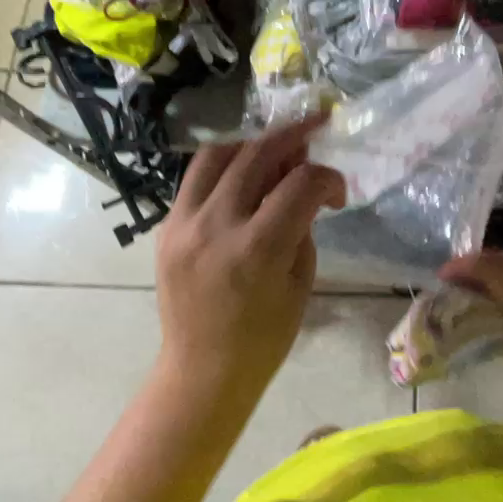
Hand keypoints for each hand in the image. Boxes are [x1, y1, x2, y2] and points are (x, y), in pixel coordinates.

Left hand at [156, 116, 345, 396]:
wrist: (203, 370)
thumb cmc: (265, 336)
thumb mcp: (300, 280)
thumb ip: (301, 224)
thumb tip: (301, 180)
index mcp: (258, 248)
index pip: (301, 182)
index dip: (328, 177)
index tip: (336, 193)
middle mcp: (217, 226)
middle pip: (258, 154)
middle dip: (293, 136)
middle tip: (314, 130)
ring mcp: (184, 224)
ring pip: (218, 154)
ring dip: (252, 144)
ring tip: (274, 149)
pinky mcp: (166, 228)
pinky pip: (196, 180)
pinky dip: (224, 169)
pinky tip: (242, 177)